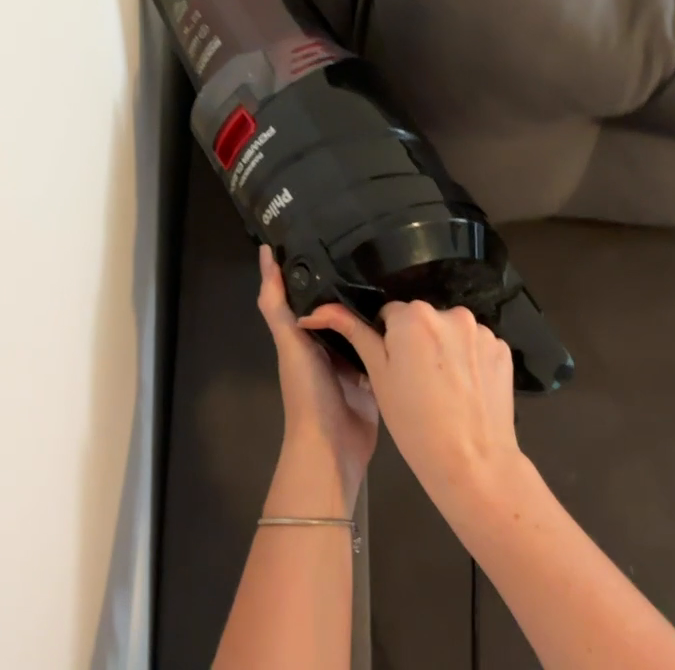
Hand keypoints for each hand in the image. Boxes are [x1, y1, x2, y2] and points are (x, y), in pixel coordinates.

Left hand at [257, 246, 379, 511]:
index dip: (316, 264)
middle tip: (380, 248)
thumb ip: (277, 305)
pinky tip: (408, 316)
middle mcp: (326, 344)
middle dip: (354, 283)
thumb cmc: (308, 390)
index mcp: (304, 334)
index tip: (333, 230)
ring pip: (362, 325)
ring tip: (401, 273)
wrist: (334, 444)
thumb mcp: (290, 342)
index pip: (309, 291)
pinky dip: (391, 336)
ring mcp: (351, 361)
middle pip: (339, 307)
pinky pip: (382, 350)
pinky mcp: (373, 377)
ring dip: (376, 307)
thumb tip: (265, 254)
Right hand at [300, 299, 523, 517]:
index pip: (390, 314)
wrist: (473, 462)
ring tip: (442, 389)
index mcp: (414, 316)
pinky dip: (468, 360)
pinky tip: (465, 390)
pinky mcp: (502, 349)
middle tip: (415, 383)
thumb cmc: (414, 422)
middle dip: (416, 342)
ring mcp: (481, 331)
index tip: (392, 370)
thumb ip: (355, 333)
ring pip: (449, 332)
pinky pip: (475, 345)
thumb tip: (319, 310)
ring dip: (443, 349)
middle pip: (422, 320)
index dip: (387, 341)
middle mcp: (450, 312)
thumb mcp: (378, 377)